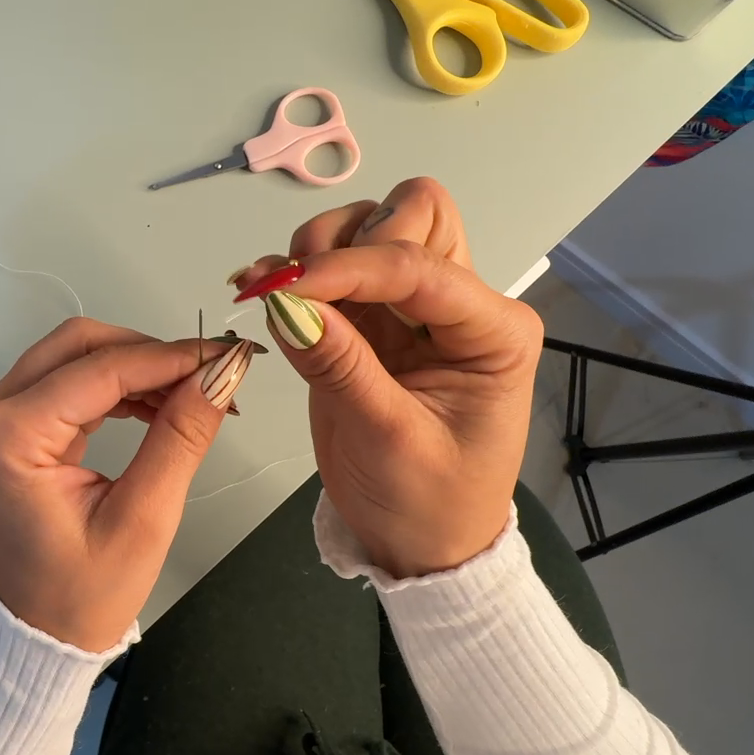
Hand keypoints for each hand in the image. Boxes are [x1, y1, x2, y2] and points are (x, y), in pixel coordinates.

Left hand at [0, 318, 254, 650]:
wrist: (39, 633)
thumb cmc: (83, 594)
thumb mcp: (143, 519)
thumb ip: (181, 437)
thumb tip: (222, 374)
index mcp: (8, 438)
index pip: (98, 370)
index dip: (168, 358)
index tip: (229, 356)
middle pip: (77, 344)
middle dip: (148, 352)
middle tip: (210, 375)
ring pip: (73, 356)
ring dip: (136, 366)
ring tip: (193, 394)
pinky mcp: (11, 427)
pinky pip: (68, 383)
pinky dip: (116, 385)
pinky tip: (158, 404)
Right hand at [232, 178, 540, 576]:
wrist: (417, 540)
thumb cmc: (426, 500)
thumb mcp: (387, 439)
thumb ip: (340, 365)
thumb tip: (285, 302)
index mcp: (491, 332)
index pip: (419, 267)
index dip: (350, 269)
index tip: (285, 289)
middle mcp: (455, 305)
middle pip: (412, 214)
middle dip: (351, 238)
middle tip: (303, 288)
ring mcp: (408, 310)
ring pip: (369, 228)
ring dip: (319, 249)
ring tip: (279, 296)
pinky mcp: (366, 324)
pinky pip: (332, 273)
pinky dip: (294, 274)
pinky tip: (262, 294)